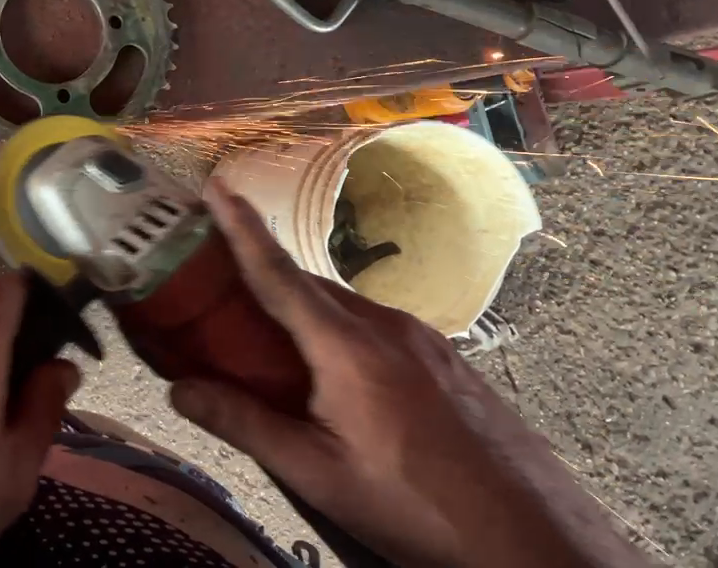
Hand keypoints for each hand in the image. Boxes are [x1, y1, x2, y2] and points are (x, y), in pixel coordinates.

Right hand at [168, 184, 650, 567]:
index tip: (215, 184)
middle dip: (256, 276)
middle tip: (214, 286)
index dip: (240, 226)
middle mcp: (384, 326)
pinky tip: (331, 374)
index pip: (278, 271)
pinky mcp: (443, 359)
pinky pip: (369, 325)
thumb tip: (177, 389)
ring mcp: (420, 339)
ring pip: (337, 306)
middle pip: (303, 284)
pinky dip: (332, 330)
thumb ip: (245, 424)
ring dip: (295, 310)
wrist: (540, 546)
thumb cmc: (420, 508)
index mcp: (347, 346)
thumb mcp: (319, 475)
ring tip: (267, 342)